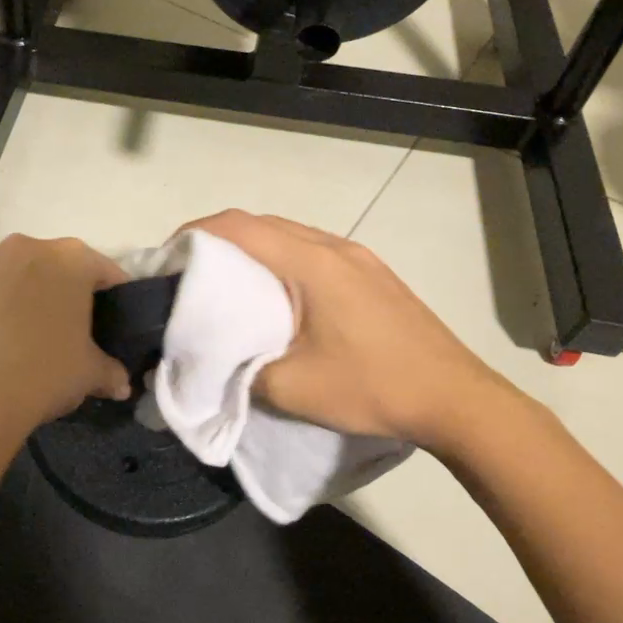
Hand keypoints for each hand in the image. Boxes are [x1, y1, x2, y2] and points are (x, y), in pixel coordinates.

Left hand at [0, 234, 131, 443]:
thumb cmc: (43, 373)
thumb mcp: (89, 375)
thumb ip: (111, 372)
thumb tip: (121, 384)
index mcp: (72, 259)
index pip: (106, 272)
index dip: (116, 298)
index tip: (116, 323)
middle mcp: (30, 247)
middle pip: (61, 265)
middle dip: (70, 292)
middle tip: (77, 330)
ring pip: (23, 273)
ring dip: (33, 294)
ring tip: (35, 334)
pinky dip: (1, 305)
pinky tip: (3, 338)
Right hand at [184, 210, 521, 457]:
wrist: (456, 398)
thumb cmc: (374, 388)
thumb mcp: (294, 389)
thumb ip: (241, 371)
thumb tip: (208, 362)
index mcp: (311, 264)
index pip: (238, 228)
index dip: (194, 235)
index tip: (166, 261)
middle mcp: (333, 247)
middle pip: (261, 224)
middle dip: (217, 242)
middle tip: (187, 276)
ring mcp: (358, 258)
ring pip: (288, 235)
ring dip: (250, 251)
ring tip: (224, 287)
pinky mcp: (372, 274)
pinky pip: (312, 252)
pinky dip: (279, 262)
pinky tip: (274, 297)